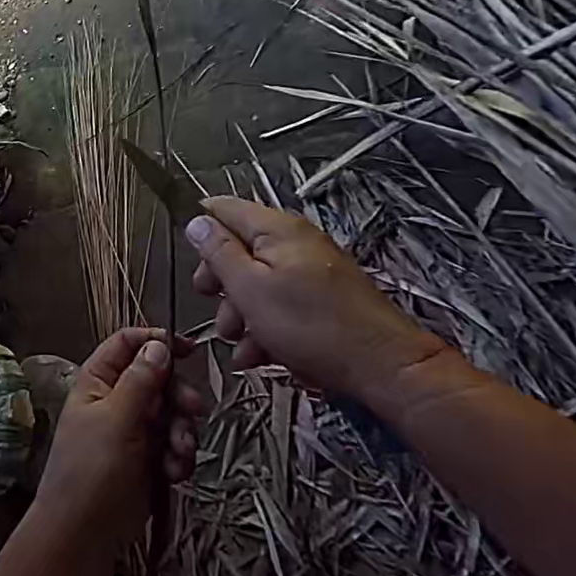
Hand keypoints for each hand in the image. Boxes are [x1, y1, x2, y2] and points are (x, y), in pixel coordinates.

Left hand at [32, 328, 204, 544]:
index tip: (187, 349)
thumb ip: (140, 381)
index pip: (127, 343)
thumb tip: (159, 345)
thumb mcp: (116, 419)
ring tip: (178, 453)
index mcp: (99, 380)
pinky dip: (178, 456)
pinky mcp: (149, 457)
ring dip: (181, 431)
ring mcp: (134, 428)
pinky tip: (173, 472)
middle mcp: (117, 398)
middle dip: (178, 395)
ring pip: (172, 412)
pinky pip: (174, 443)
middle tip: (193, 410)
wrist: (83, 534)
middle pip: (159, 378)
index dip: (156, 341)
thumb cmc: (91, 470)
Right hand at [186, 197, 444, 398]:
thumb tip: (196, 221)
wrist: (384, 367)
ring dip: (241, 313)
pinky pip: (281, 303)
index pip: (223, 207)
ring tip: (242, 345)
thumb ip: (219, 252)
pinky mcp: (322, 299)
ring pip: (257, 282)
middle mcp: (293, 241)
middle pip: (238, 249)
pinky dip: (266, 326)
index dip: (200, 229)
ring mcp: (310, 269)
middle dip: (220, 282)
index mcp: (275, 228)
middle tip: (215, 308)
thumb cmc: (312, 326)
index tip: (191, 261)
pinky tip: (261, 356)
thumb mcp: (250, 288)